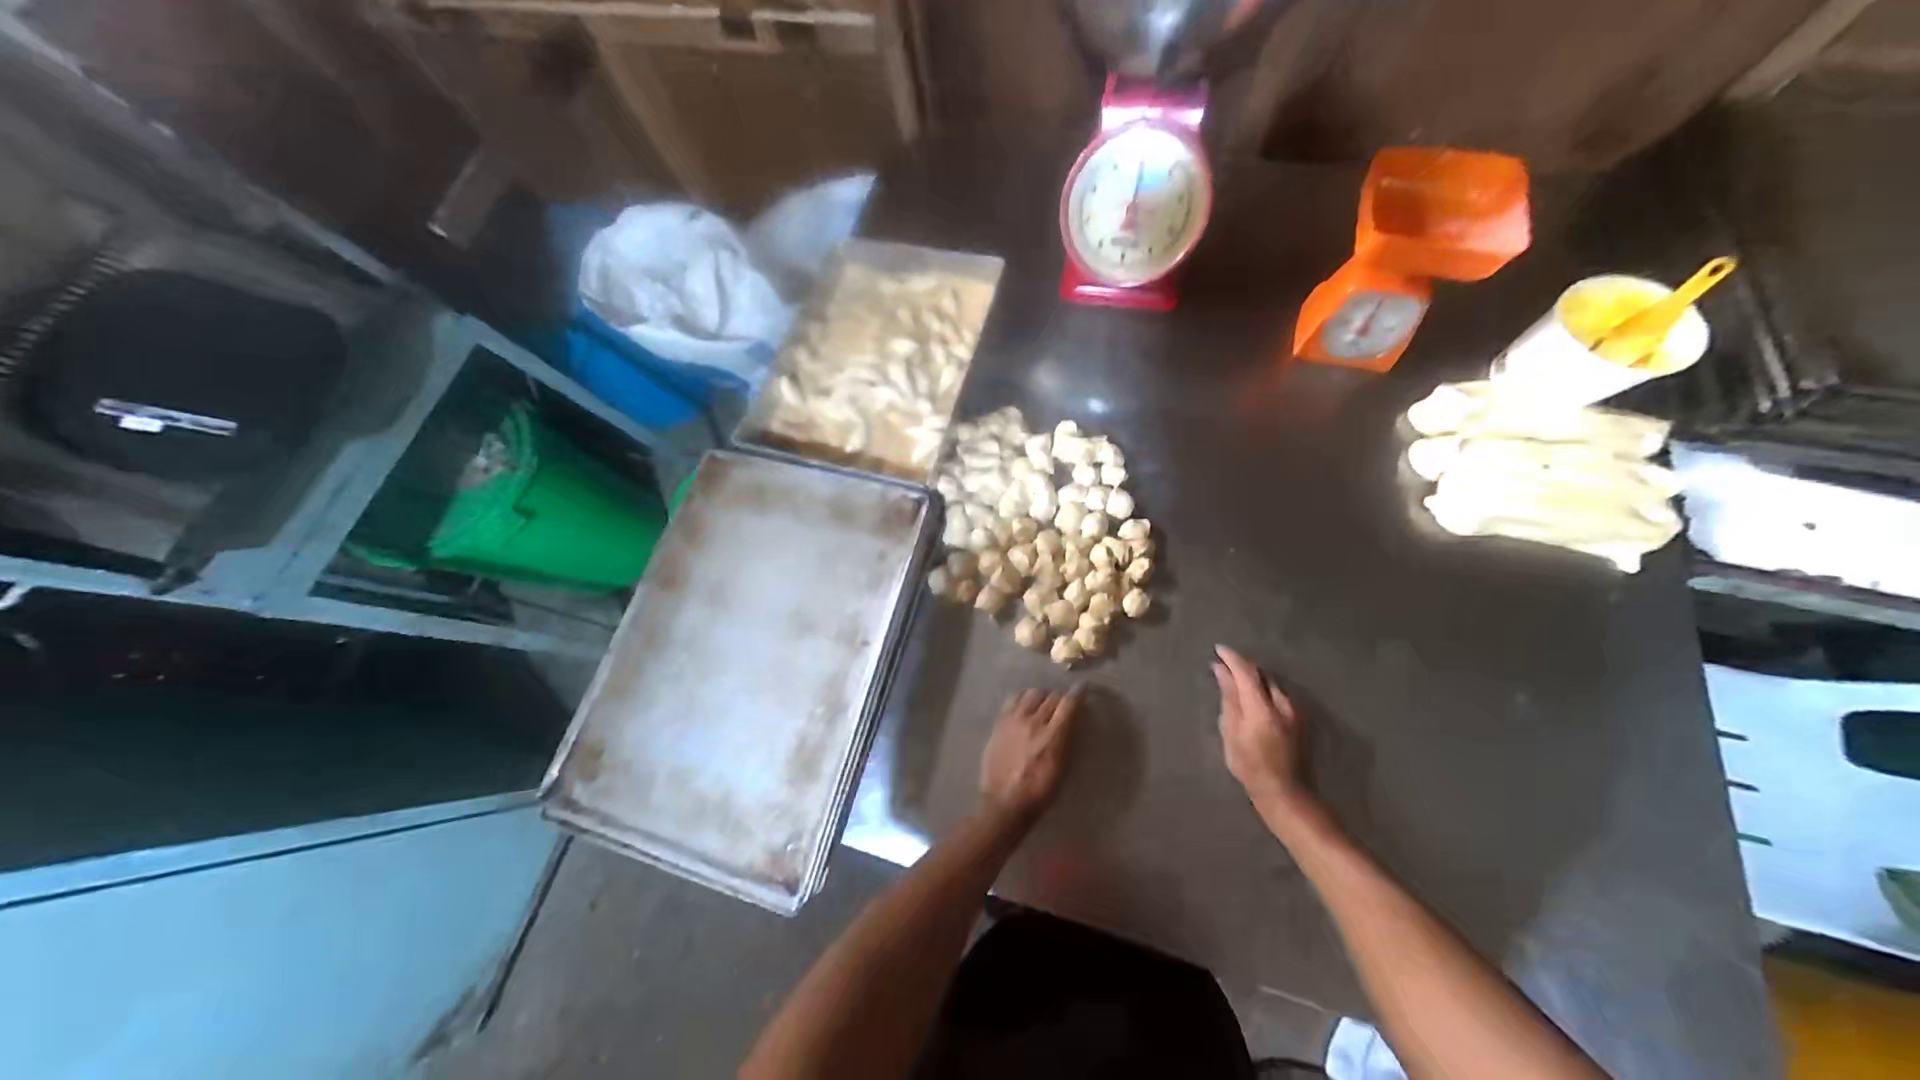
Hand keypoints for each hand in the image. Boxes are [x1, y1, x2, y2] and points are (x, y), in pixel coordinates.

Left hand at [979, 686, 1082, 826]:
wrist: (1005, 801)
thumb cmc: (1039, 792)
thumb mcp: (1062, 768)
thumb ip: (1066, 740)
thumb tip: (1070, 721)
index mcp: (1053, 736)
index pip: (1069, 704)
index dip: (1078, 693)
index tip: (1083, 689)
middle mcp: (1034, 722)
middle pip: (1051, 696)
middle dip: (1060, 699)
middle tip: (1062, 707)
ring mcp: (1014, 720)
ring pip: (1032, 693)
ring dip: (1042, 697)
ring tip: (1042, 706)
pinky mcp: (1000, 722)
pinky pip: (1013, 699)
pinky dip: (1023, 698)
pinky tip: (1025, 706)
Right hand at [1213, 645, 1316, 824]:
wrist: (1285, 791)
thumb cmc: (1250, 766)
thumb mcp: (1231, 732)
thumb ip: (1229, 698)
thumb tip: (1221, 670)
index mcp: (1262, 708)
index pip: (1247, 671)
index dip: (1232, 657)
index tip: (1217, 649)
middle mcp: (1282, 703)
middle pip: (1262, 673)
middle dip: (1242, 666)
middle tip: (1223, 665)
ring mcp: (1294, 710)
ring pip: (1271, 682)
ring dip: (1254, 677)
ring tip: (1236, 680)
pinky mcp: (1299, 717)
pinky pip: (1278, 692)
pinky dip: (1263, 688)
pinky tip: (1253, 695)